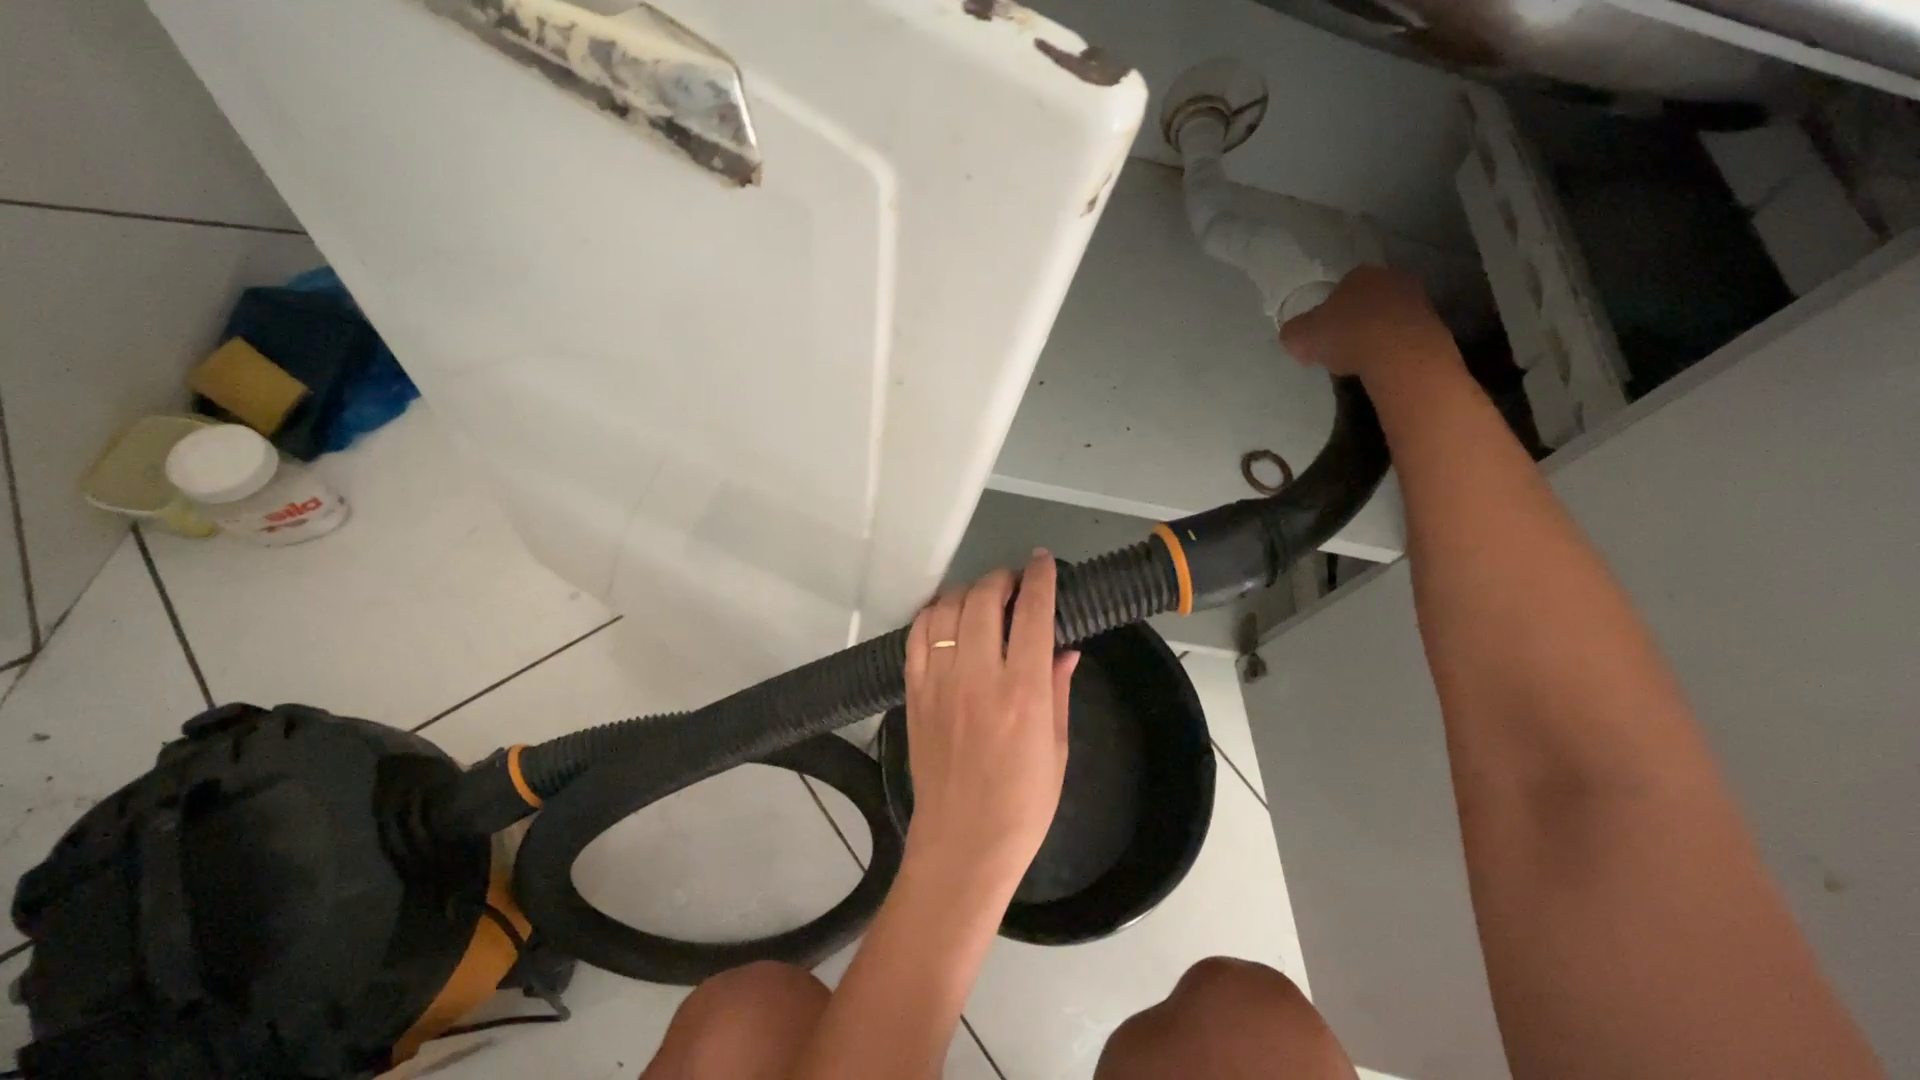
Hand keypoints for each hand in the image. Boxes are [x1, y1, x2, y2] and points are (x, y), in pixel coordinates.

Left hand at [902, 551, 1079, 883]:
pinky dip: (934, 615)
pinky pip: (917, 636)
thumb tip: (1064, 648)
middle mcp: (978, 677)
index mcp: (1023, 692)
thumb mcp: (1057, 748)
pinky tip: (948, 618)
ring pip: (946, 610)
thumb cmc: (1023, 804)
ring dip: (967, 592)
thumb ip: (1058, 689)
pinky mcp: (914, 693)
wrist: (962, 842)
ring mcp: (939, 683)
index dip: (1040, 578)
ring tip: (982, 597)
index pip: (1032, 613)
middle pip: (983, 599)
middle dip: (1002, 578)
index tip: (1043, 562)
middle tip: (1014, 581)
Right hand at [1280, 266, 1462, 385]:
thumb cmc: (1348, 335)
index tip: (1322, 335)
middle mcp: (1392, 279)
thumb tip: (1295, 337)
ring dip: (1377, 334)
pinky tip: (1384, 365)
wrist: (1402, 355)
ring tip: (1363, 360)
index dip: (1328, 312)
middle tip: (1341, 348)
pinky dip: (1394, 348)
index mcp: (1359, 274)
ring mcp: (1418, 300)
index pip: (1340, 288)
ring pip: (1388, 317)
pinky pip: (1405, 336)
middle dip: (1355, 320)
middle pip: (1367, 300)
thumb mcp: (1301, 336)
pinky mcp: (1435, 325)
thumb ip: (1293, 332)